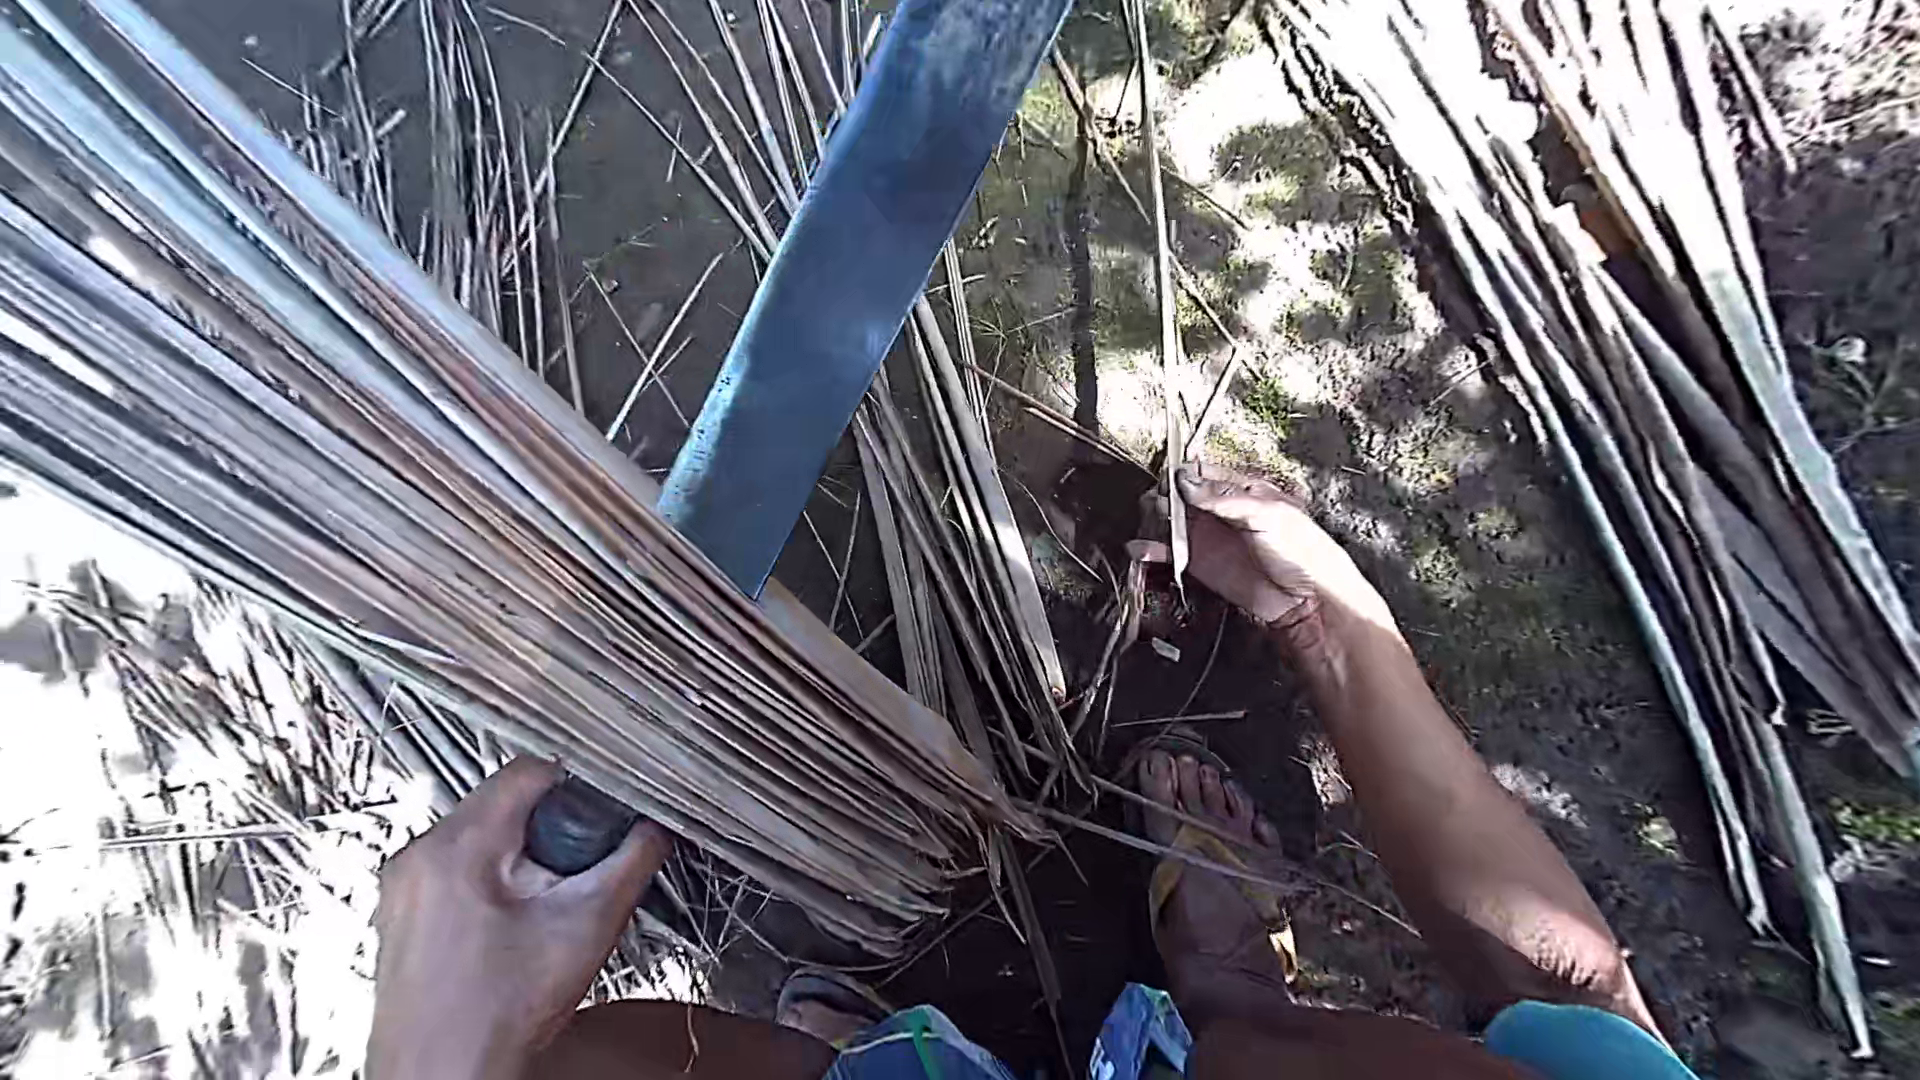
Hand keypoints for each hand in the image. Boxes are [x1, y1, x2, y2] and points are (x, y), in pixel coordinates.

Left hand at [366, 757, 670, 1079]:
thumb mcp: (593, 918)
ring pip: (489, 825)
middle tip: (589, 847)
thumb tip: (662, 818)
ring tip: (562, 878)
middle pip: (508, 795)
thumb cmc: (510, 1007)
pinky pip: (467, 857)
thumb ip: (637, 854)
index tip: (609, 803)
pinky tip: (529, 902)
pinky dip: (506, 863)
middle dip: (558, 814)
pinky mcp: (405, 911)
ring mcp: (404, 885)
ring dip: (533, 838)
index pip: (530, 769)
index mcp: (457, 847)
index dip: (580, 776)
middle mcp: (419, 855)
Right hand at [1137, 464, 1395, 659]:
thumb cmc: (1304, 554)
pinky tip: (1141, 549)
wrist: (1307, 602)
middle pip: (1178, 495)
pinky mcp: (1197, 562)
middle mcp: (1219, 512)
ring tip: (1151, 522)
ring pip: (1168, 521)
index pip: (1201, 473)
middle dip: (1163, 495)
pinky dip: (1149, 550)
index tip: (1170, 479)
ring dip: (1153, 519)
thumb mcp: (1269, 514)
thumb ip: (1224, 498)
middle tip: (1162, 503)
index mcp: (1240, 491)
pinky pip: (1166, 553)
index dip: (1181, 473)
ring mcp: (1206, 537)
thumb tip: (1187, 483)